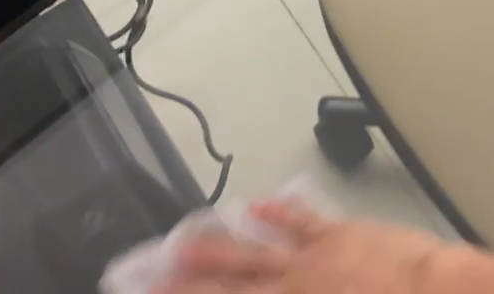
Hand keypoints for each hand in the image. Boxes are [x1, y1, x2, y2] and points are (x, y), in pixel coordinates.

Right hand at [163, 201, 461, 293]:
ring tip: (183, 243)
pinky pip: (300, 220)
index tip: (163, 291)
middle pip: (229, 284)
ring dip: (217, 247)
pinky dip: (276, 214)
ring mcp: (313, 258)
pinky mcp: (339, 233)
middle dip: (190, 279)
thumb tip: (266, 288)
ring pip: (254, 252)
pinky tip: (256, 208)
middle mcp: (290, 286)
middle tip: (154, 273)